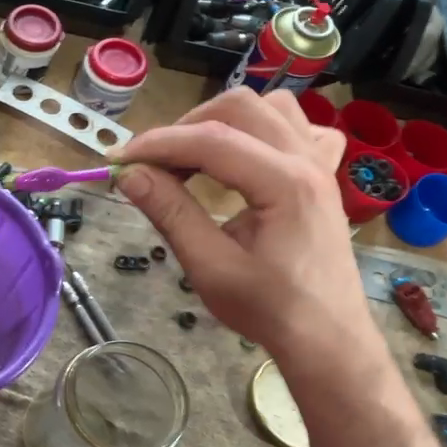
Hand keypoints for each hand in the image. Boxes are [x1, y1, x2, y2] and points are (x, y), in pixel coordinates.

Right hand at [111, 88, 372, 362]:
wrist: (327, 338)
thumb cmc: (270, 309)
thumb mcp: (210, 267)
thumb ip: (171, 214)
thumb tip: (130, 176)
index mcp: (285, 183)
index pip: (211, 140)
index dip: (158, 144)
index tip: (119, 161)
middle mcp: (307, 160)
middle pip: (240, 107)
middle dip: (187, 127)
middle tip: (154, 164)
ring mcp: (321, 164)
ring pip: (270, 107)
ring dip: (223, 123)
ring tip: (193, 159)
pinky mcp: (323, 175)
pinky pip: (299, 128)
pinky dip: (263, 132)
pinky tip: (245, 160)